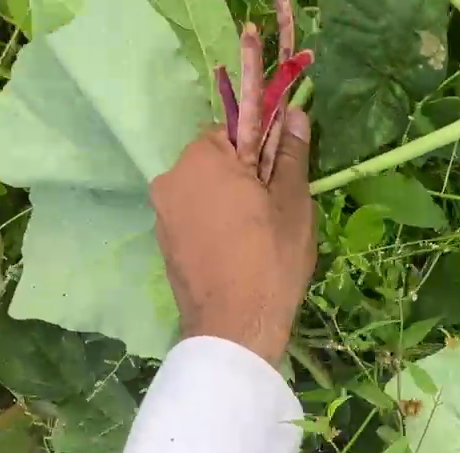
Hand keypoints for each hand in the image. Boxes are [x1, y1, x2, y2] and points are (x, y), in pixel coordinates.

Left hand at [148, 109, 315, 367]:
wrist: (235, 330)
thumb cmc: (271, 263)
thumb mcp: (293, 207)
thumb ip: (292, 157)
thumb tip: (297, 115)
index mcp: (203, 157)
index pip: (234, 132)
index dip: (261, 155)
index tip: (280, 184)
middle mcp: (171, 177)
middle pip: (214, 164)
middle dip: (241, 181)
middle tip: (272, 218)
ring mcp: (162, 213)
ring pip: (203, 195)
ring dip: (226, 207)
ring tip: (254, 243)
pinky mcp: (163, 245)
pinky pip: (193, 222)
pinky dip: (213, 231)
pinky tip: (235, 258)